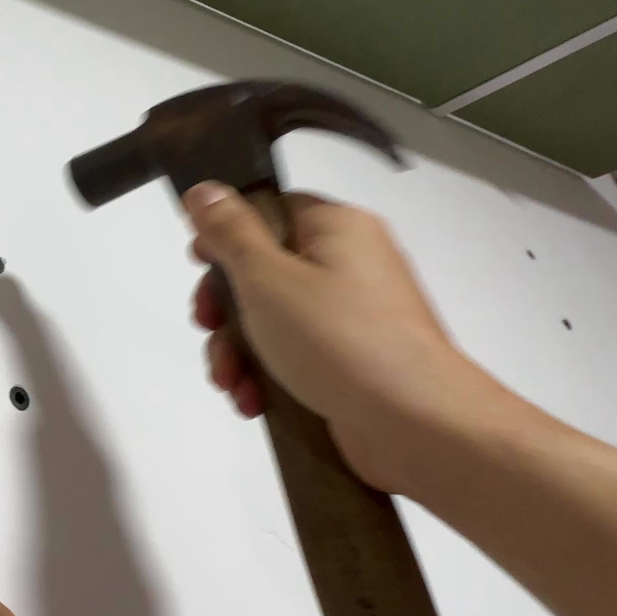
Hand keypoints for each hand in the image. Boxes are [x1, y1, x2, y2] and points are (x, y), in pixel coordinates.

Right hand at [183, 182, 512, 492]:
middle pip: (258, 270)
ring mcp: (348, 315)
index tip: (199, 265)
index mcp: (335, 228)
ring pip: (266, 318)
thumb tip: (204, 188)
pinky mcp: (347, 359)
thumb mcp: (267, 278)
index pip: (267, 210)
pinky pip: (289, 353)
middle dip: (223, 309)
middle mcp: (346, 264)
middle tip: (208, 327)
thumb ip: (229, 231)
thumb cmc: (339, 339)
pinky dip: (263, 375)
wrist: (417, 427)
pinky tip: (251, 400)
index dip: (225, 235)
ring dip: (236, 350)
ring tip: (230, 381)